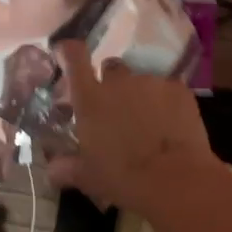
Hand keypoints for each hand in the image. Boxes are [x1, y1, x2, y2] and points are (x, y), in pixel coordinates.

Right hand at [50, 39, 223, 214]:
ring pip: (142, 80)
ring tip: (149, 123)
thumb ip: (67, 168)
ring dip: (141, 96)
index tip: (68, 53)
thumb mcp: (88, 177)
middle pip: (111, 68)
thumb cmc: (123, 179)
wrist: (174, 180)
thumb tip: (52, 169)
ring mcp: (151, 83)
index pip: (74, 58)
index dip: (70, 51)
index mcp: (90, 99)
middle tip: (116, 108)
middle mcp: (118, 82)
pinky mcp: (179, 90)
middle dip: (112, 83)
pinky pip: (168, 90)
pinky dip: (167, 103)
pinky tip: (171, 126)